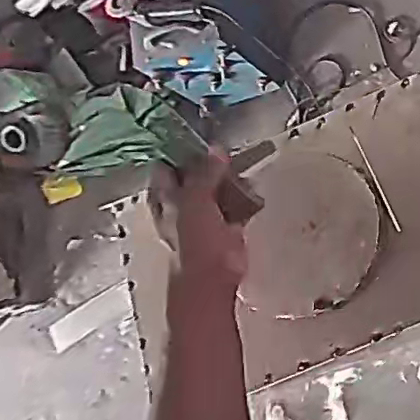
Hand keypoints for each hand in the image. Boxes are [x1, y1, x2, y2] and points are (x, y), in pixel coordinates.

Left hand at [149, 151, 248, 285]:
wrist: (213, 280)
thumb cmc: (198, 242)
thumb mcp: (197, 202)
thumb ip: (205, 175)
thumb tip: (215, 149)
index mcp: (165, 199)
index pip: (168, 168)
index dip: (183, 153)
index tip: (204, 140)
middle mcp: (179, 207)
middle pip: (194, 178)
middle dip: (211, 166)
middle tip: (230, 153)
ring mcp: (202, 218)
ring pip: (215, 192)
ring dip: (229, 182)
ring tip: (245, 169)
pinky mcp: (225, 230)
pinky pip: (234, 207)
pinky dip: (243, 199)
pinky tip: (254, 193)